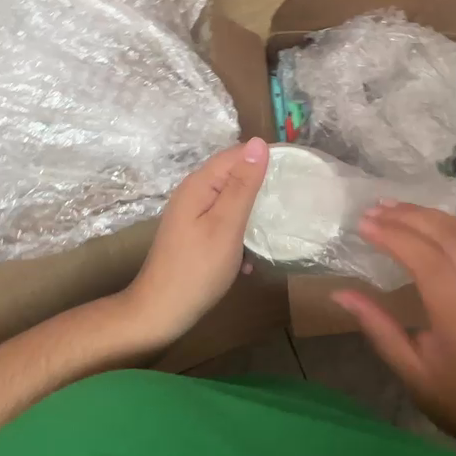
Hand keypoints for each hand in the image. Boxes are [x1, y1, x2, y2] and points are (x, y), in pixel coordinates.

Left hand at [124, 137, 270, 341]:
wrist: (161, 312)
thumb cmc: (197, 269)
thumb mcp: (226, 225)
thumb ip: (243, 185)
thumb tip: (260, 143)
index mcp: (200, 185)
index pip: (237, 154)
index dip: (265, 159)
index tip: (295, 174)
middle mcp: (193, 193)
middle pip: (234, 176)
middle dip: (261, 187)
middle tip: (290, 202)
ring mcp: (192, 215)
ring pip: (231, 201)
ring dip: (252, 215)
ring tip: (276, 228)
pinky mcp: (194, 235)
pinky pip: (224, 223)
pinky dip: (240, 235)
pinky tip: (249, 257)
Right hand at [332, 175, 455, 455]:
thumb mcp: (410, 371)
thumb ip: (377, 327)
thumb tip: (340, 292)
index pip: (427, 261)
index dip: (393, 237)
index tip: (363, 225)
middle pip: (447, 238)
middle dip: (406, 219)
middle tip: (372, 212)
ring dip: (431, 213)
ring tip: (395, 206)